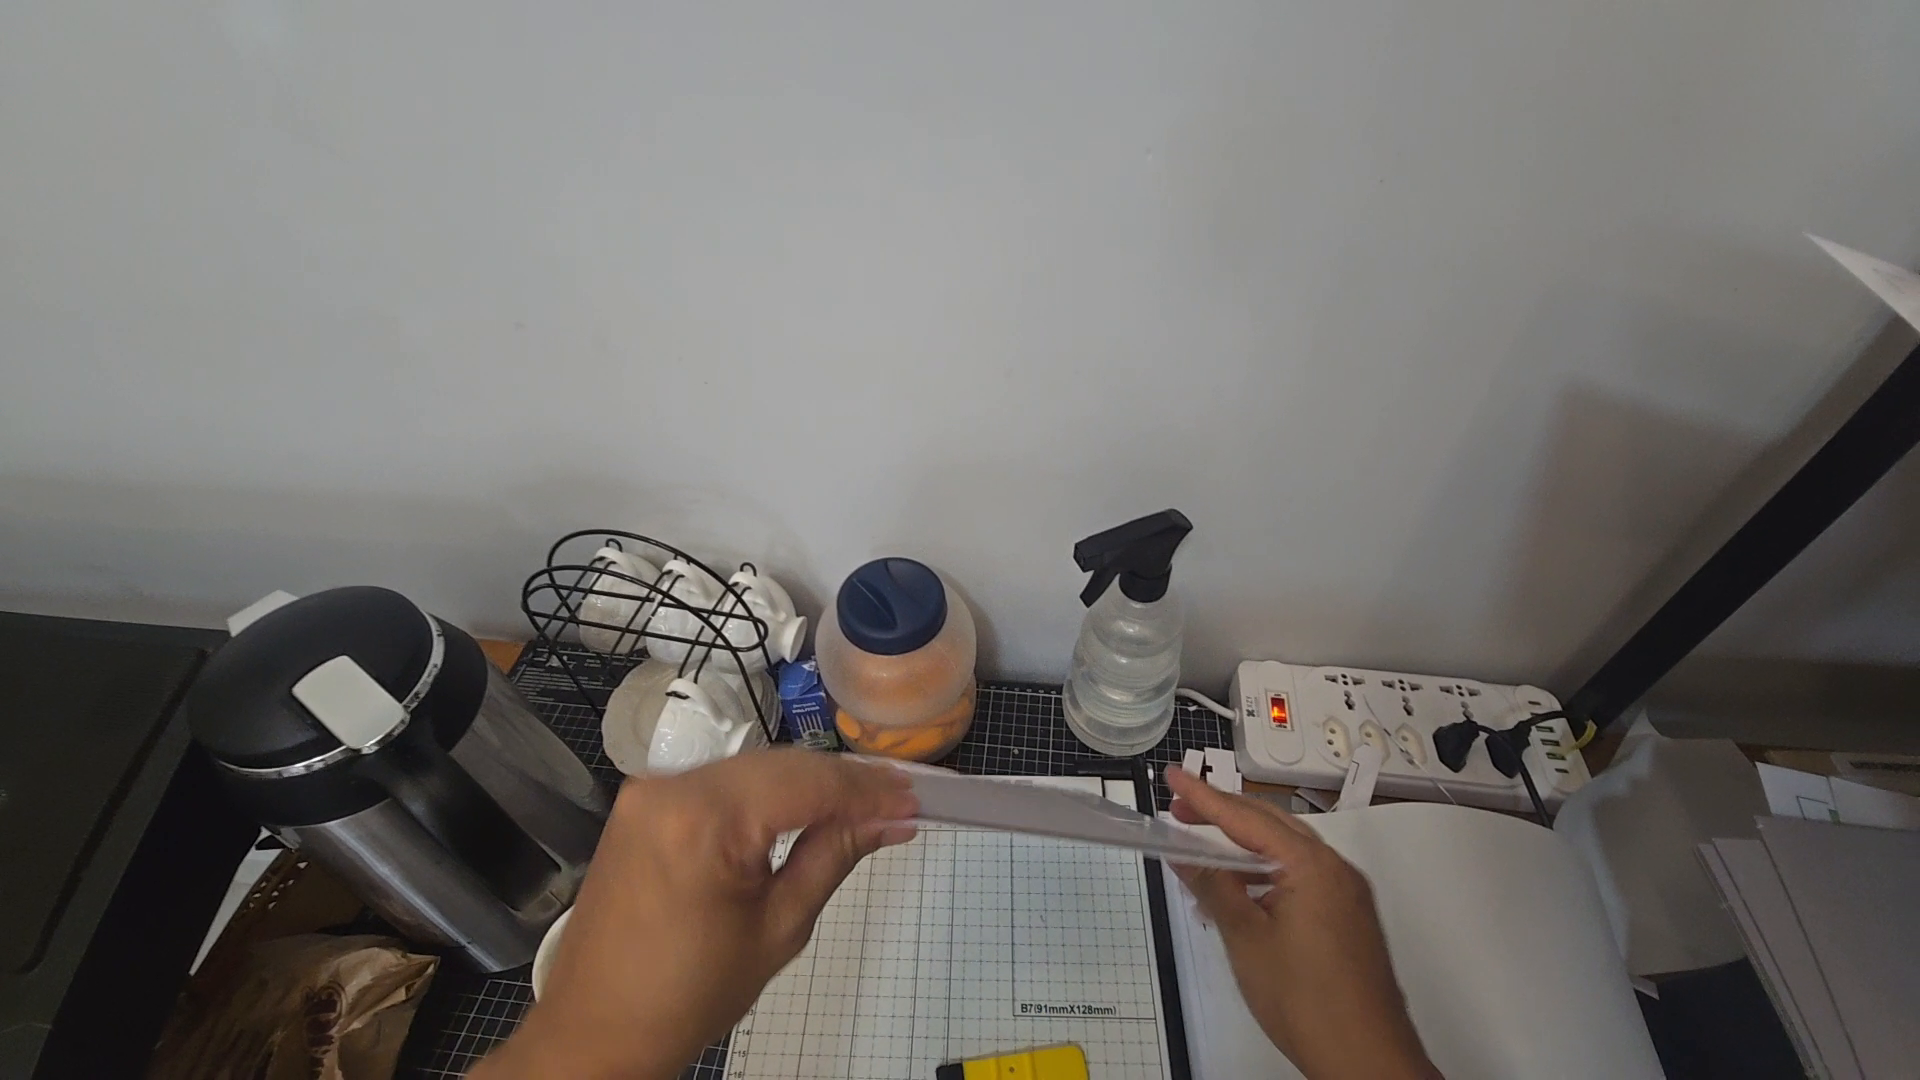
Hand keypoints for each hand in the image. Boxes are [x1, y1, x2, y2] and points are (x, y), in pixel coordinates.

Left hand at [473, 750, 917, 1079]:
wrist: (593, 1033)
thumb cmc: (691, 995)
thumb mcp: (780, 927)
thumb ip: (836, 854)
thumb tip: (891, 818)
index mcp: (703, 820)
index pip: (806, 784)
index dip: (865, 789)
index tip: (913, 797)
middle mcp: (673, 786)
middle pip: (781, 766)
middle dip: (842, 782)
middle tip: (897, 797)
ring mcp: (653, 789)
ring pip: (755, 768)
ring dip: (808, 783)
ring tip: (862, 801)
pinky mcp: (646, 800)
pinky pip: (724, 782)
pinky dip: (768, 792)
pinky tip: (805, 804)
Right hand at [1166, 767, 1438, 1079]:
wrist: (1369, 1065)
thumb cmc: (1306, 1002)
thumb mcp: (1245, 937)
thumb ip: (1212, 885)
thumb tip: (1183, 853)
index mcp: (1312, 866)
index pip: (1245, 818)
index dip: (1203, 796)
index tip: (1173, 774)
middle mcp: (1336, 869)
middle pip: (1269, 824)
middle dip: (1222, 814)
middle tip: (1179, 810)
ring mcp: (1346, 892)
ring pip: (1285, 848)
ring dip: (1242, 843)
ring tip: (1201, 848)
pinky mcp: (1348, 915)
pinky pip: (1300, 872)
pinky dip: (1265, 869)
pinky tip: (1239, 886)